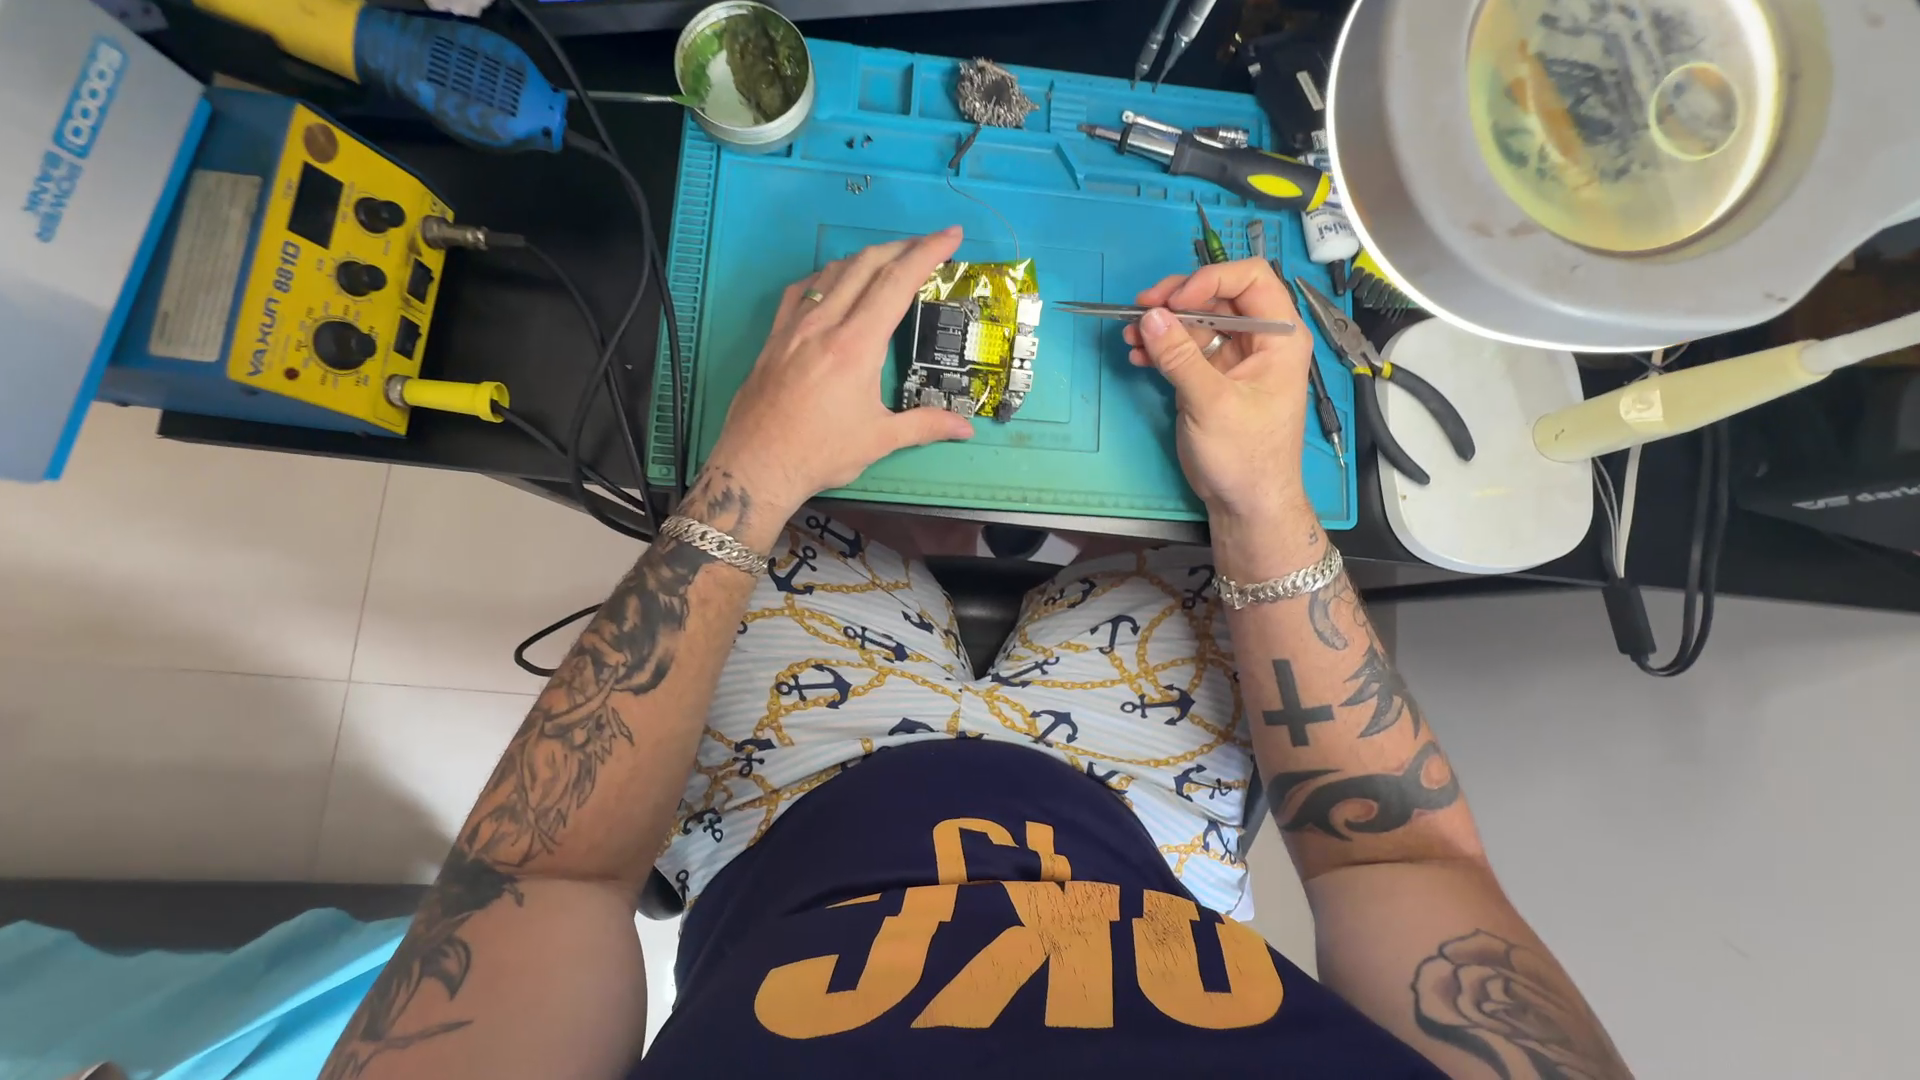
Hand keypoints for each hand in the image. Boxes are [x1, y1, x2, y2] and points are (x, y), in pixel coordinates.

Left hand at [705, 228, 975, 519]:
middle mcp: (824, 325)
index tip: (950, 235)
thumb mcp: (879, 440)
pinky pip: (802, 290)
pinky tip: (835, 283)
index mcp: (855, 346)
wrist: (757, 464)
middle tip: (928, 245)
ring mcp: (795, 326)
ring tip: (889, 261)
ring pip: (833, 271)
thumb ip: (925, 425)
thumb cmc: (820, 453)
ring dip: (866, 258)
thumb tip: (965, 429)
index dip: (927, 252)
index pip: (896, 283)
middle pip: (866, 264)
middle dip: (903, 246)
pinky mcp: (775, 336)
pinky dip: (827, 276)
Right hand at [1122, 259, 1316, 525]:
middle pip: (1218, 295)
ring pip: (1196, 321)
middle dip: (1177, 299)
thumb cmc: (1244, 456)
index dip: (1210, 280)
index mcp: (1278, 337)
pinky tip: (1138, 355)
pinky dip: (1161, 347)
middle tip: (1140, 310)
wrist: (1246, 503)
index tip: (1174, 303)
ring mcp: (1233, 358)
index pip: (1251, 279)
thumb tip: (1149, 316)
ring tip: (1130, 336)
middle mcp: (1258, 340)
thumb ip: (1180, 357)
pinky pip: (1185, 349)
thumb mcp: (1211, 403)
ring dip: (1162, 324)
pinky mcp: (1211, 377)